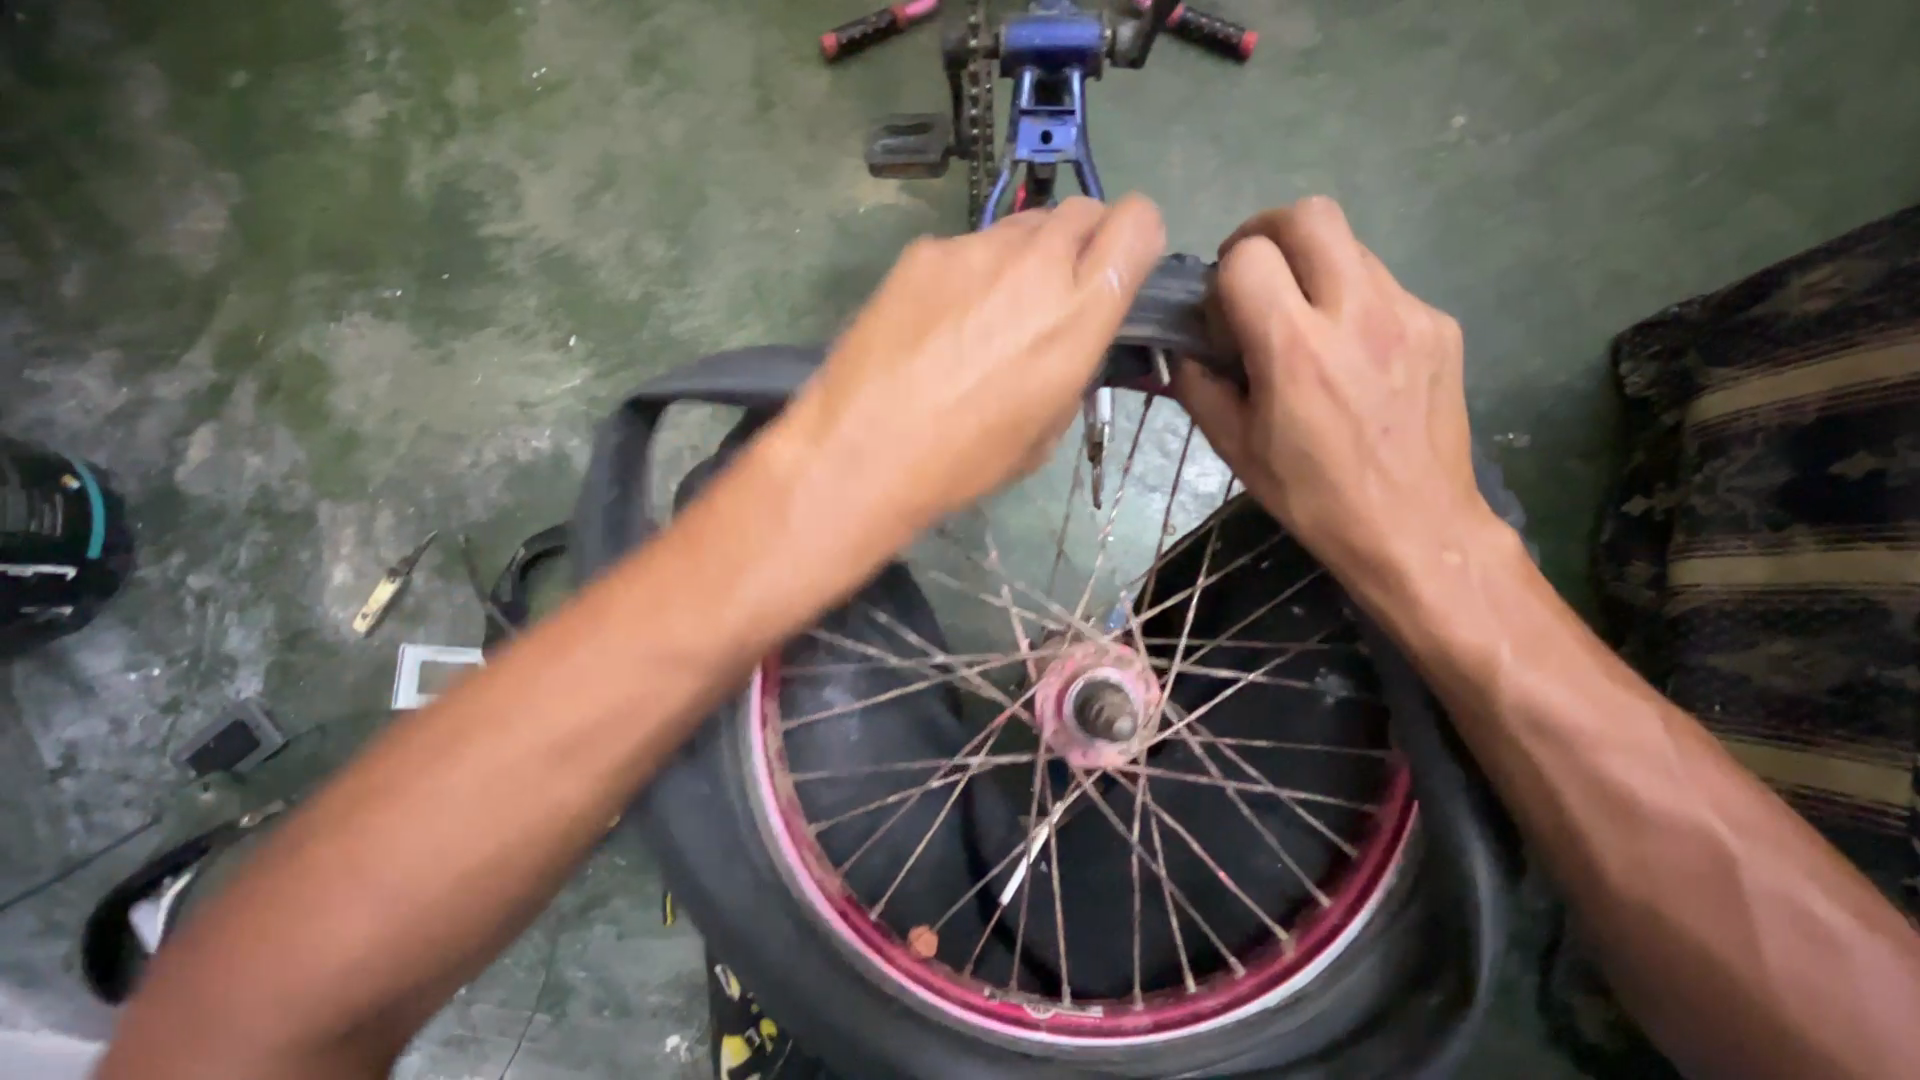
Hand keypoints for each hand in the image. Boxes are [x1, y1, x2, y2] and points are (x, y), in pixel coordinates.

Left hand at [787, 195, 1165, 531]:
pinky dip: (965, 274)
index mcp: (1079, 313)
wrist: (861, 452)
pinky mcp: (923, 252)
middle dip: (1080, 244)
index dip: (1134, 240)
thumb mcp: (1045, 431)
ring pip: (1020, 228)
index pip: (1137, 223)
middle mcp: (1035, 264)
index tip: (1112, 272)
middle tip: (1051, 295)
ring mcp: (974, 249)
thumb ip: (1072, 364)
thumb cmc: (964, 461)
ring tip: (984, 316)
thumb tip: (1068, 337)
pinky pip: (964, 248)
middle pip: (1082, 210)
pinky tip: (934, 322)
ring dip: (1021, 259)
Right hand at [1173, 197, 1491, 582]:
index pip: (1247, 257)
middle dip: (1268, 232)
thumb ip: (1200, 385)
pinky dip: (1354, 300)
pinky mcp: (1440, 325)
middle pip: (1309, 215)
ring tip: (1308, 321)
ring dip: (1314, 266)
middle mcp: (1356, 314)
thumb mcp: (1236, 448)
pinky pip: (1385, 284)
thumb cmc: (1313, 496)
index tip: (1224, 309)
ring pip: (1350, 244)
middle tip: (1257, 275)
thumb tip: (1187, 347)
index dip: (1224, 274)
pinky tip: (1354, 355)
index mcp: (1295, 350)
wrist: (1415, 527)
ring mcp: (1408, 313)